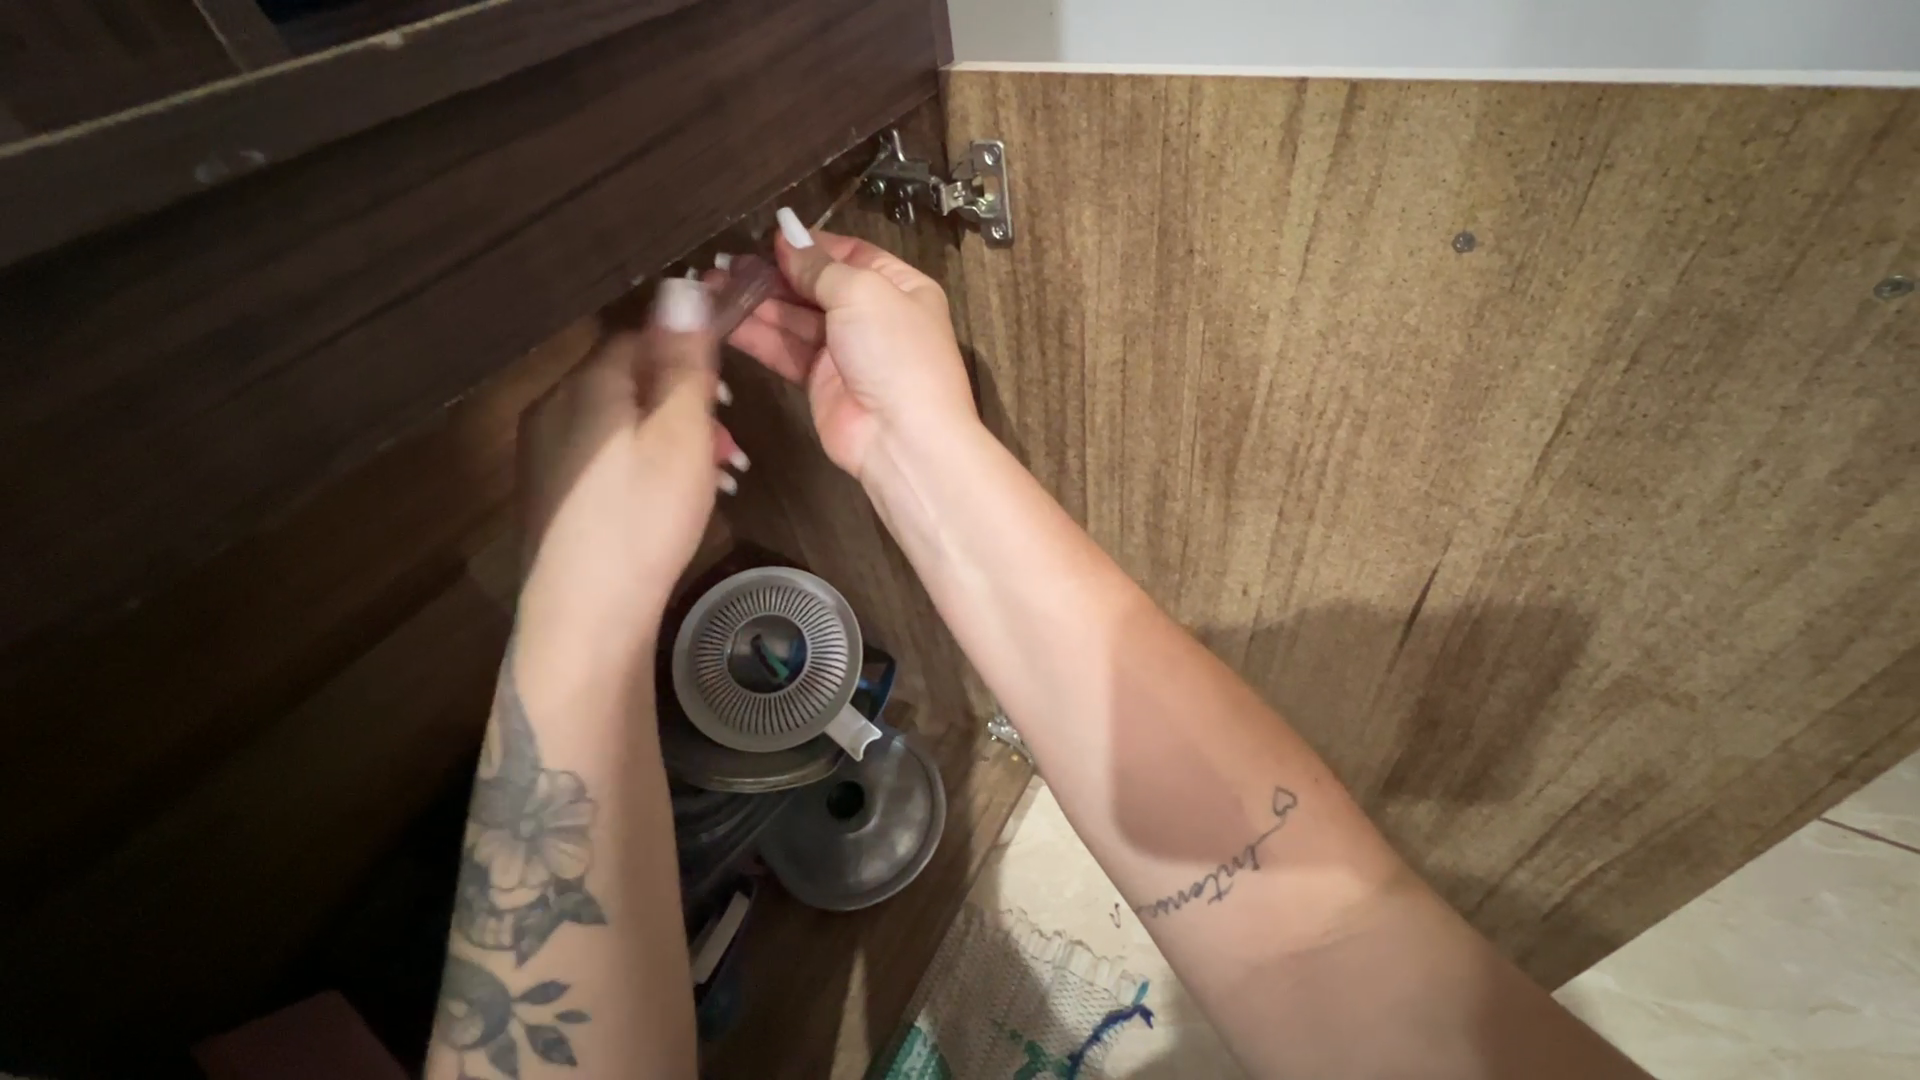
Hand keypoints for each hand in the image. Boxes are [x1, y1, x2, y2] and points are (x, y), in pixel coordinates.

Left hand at [515, 279, 745, 670]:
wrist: (586, 614)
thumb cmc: (644, 517)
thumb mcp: (682, 432)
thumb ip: (684, 360)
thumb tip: (685, 283)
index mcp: (587, 383)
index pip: (641, 337)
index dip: (690, 353)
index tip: (730, 387)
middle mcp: (554, 407)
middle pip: (630, 380)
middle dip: (687, 402)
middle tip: (730, 442)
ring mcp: (545, 453)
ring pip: (621, 422)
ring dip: (671, 436)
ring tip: (713, 475)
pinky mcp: (551, 494)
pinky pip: (605, 457)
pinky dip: (645, 464)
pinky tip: (670, 500)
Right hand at [710, 210, 976, 479]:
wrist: (901, 437)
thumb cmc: (895, 352)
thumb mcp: (863, 293)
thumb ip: (820, 267)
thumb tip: (788, 235)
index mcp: (899, 286)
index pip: (851, 253)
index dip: (810, 244)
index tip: (768, 237)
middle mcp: (874, 315)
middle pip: (817, 285)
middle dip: (775, 274)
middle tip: (728, 262)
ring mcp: (846, 351)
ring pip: (795, 318)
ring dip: (758, 302)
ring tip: (713, 285)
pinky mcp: (820, 382)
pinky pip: (785, 350)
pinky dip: (757, 335)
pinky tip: (724, 319)